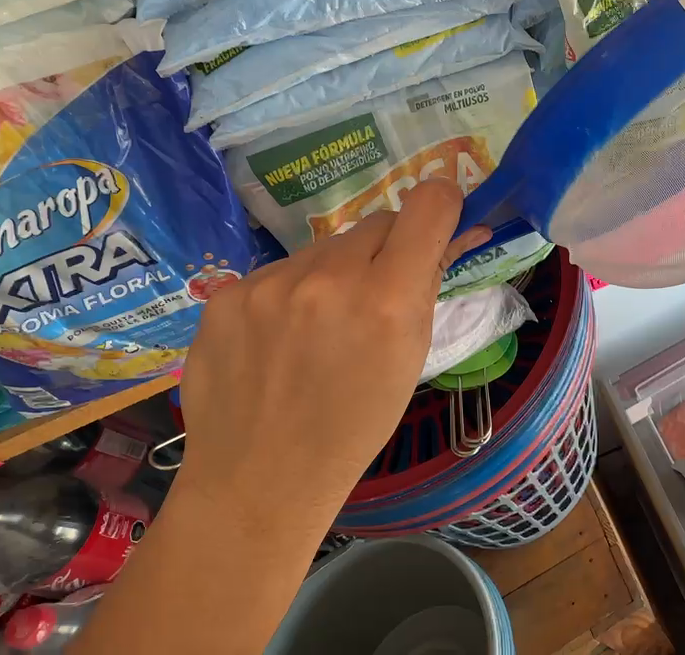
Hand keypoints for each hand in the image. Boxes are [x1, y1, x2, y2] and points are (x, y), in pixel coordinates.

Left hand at [172, 180, 489, 508]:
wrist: (258, 480)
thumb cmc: (356, 423)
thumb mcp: (413, 355)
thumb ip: (427, 283)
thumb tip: (458, 228)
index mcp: (388, 299)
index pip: (429, 204)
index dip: (442, 205)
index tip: (439, 222)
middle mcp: (330, 277)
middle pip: (378, 223)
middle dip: (387, 251)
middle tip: (377, 295)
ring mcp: (271, 283)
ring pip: (326, 247)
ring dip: (335, 272)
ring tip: (318, 328)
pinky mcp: (227, 294)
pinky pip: (280, 270)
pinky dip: (290, 293)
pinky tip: (278, 337)